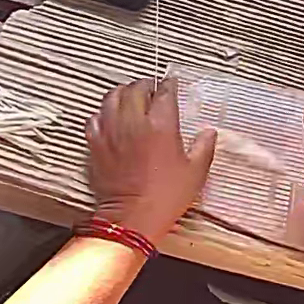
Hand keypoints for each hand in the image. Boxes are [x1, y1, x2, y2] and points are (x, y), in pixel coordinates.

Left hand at [86, 77, 217, 239]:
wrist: (132, 218)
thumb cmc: (165, 197)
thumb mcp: (195, 172)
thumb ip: (204, 147)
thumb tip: (208, 133)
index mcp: (161, 125)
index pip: (164, 92)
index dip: (169, 85)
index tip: (172, 85)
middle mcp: (134, 122)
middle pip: (136, 88)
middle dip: (146, 85)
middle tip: (152, 89)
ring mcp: (112, 131)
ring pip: (112, 97)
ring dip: (123, 93)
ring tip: (131, 97)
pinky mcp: (96, 144)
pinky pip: (95, 117)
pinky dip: (103, 112)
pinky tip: (111, 118)